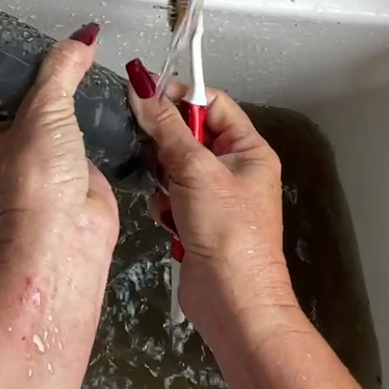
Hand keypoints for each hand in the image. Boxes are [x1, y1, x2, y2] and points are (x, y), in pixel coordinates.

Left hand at [0, 24, 119, 267]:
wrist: (67, 240)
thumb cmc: (35, 178)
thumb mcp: (43, 110)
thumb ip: (62, 70)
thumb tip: (84, 36)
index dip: (1, 57)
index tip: (22, 32)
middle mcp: (11, 136)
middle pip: (28, 91)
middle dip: (47, 69)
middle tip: (68, 38)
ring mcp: (46, 151)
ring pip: (60, 109)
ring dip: (76, 89)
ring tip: (93, 55)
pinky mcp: (79, 163)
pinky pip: (87, 127)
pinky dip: (99, 111)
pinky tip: (113, 89)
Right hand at [125, 62, 299, 339]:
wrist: (233, 302)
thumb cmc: (227, 230)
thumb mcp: (194, 168)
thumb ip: (165, 126)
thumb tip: (140, 86)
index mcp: (247, 148)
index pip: (211, 102)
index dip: (179, 95)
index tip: (144, 94)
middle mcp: (233, 167)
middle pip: (187, 131)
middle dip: (165, 141)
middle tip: (152, 150)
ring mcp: (214, 194)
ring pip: (173, 162)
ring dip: (162, 175)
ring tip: (165, 191)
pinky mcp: (196, 217)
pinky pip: (169, 191)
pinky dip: (163, 200)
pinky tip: (167, 217)